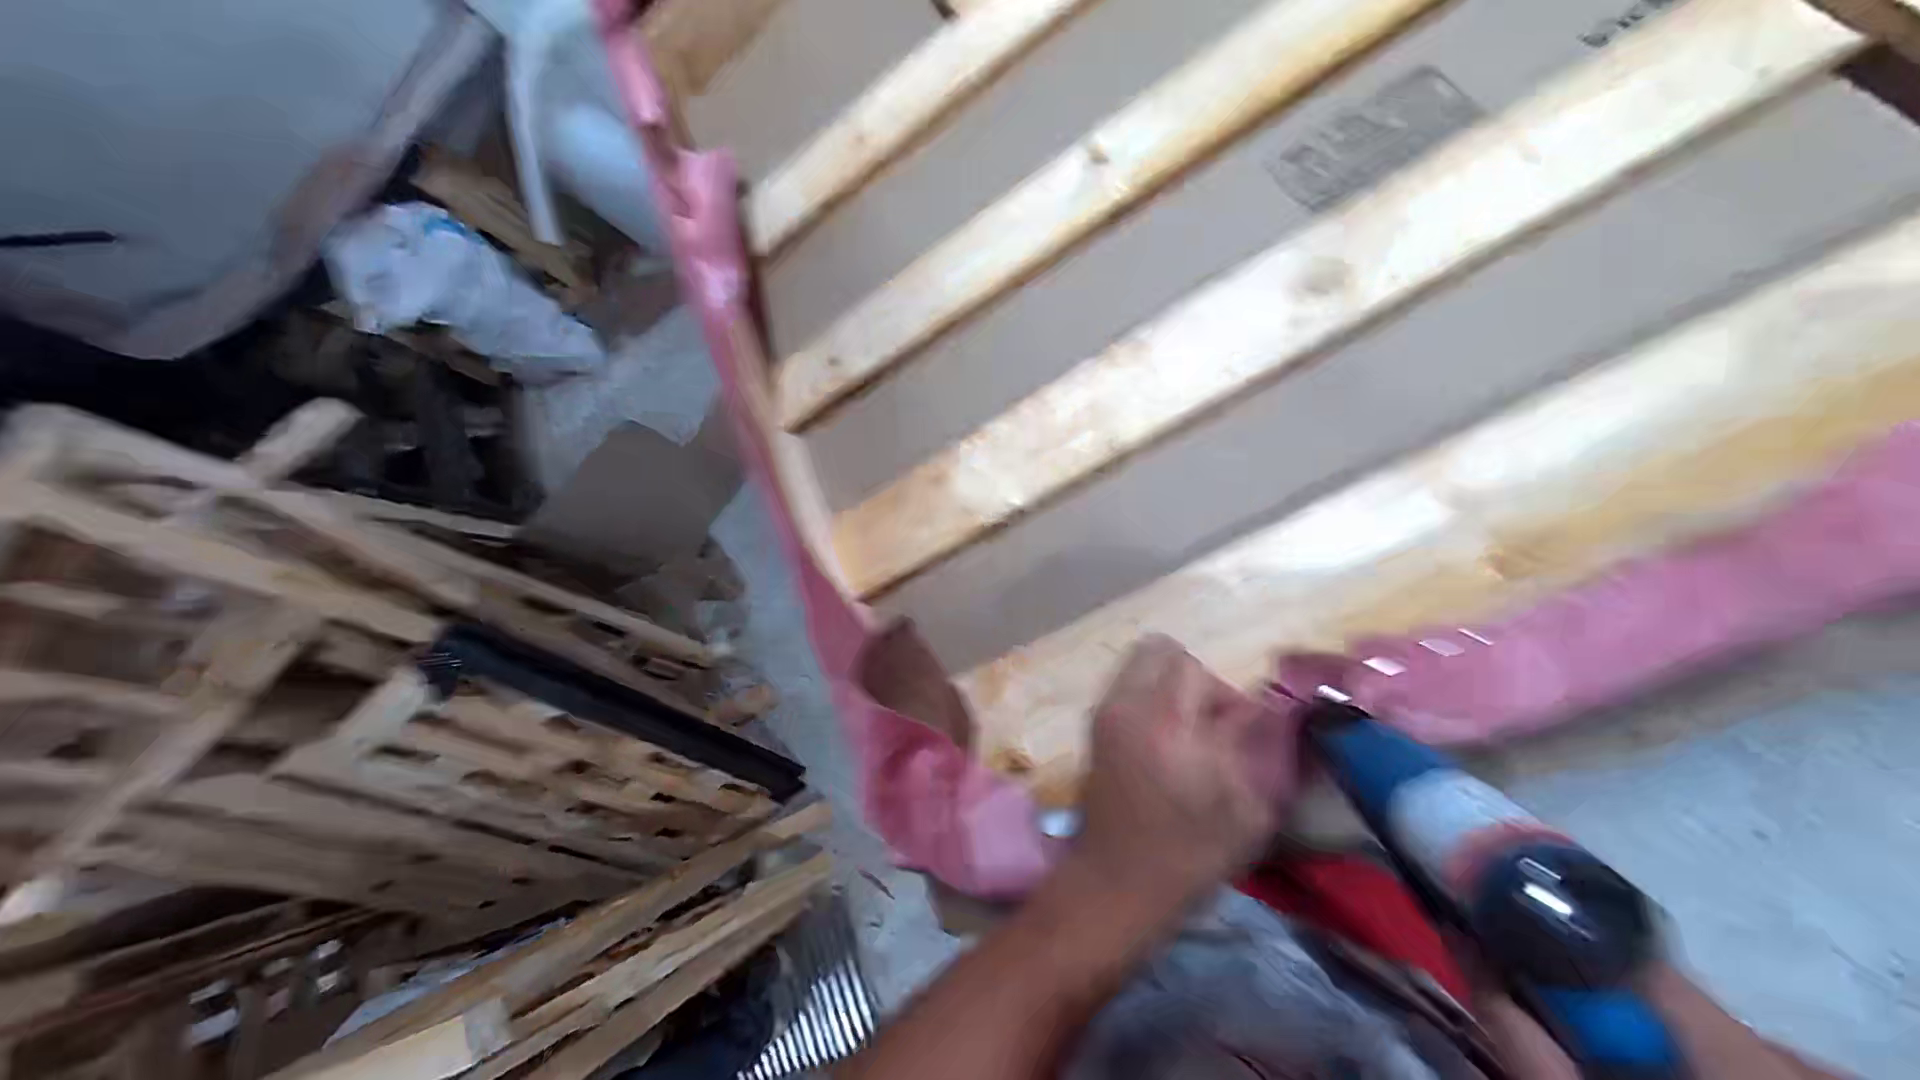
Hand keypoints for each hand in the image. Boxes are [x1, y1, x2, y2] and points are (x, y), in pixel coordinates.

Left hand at [1067, 635, 1300, 910]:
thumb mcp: (1249, 809)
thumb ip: (1266, 744)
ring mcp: (1101, 712)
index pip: (1192, 666)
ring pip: (1139, 663)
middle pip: (1159, 649)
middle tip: (1210, 726)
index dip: (1224, 694)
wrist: (1114, 883)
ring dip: (1169, 686)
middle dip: (1194, 677)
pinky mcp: (1092, 726)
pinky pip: (1125, 686)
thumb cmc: (1188, 855)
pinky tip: (1161, 745)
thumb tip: (1276, 702)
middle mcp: (1124, 704)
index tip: (1235, 733)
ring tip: (1186, 736)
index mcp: (1163, 721)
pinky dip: (1149, 698)